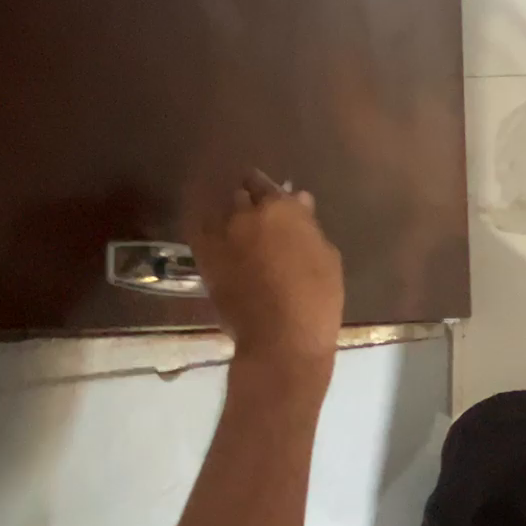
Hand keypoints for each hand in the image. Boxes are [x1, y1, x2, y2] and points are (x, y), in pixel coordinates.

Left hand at [189, 171, 343, 361]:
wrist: (281, 339)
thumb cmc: (317, 298)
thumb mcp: (328, 258)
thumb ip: (309, 227)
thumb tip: (298, 202)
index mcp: (284, 210)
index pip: (271, 186)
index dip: (273, 192)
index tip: (278, 200)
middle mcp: (248, 214)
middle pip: (244, 194)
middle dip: (251, 200)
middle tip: (258, 212)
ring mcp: (222, 235)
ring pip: (220, 210)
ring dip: (229, 213)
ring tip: (236, 223)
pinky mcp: (204, 257)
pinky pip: (198, 230)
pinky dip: (204, 226)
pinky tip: (211, 230)